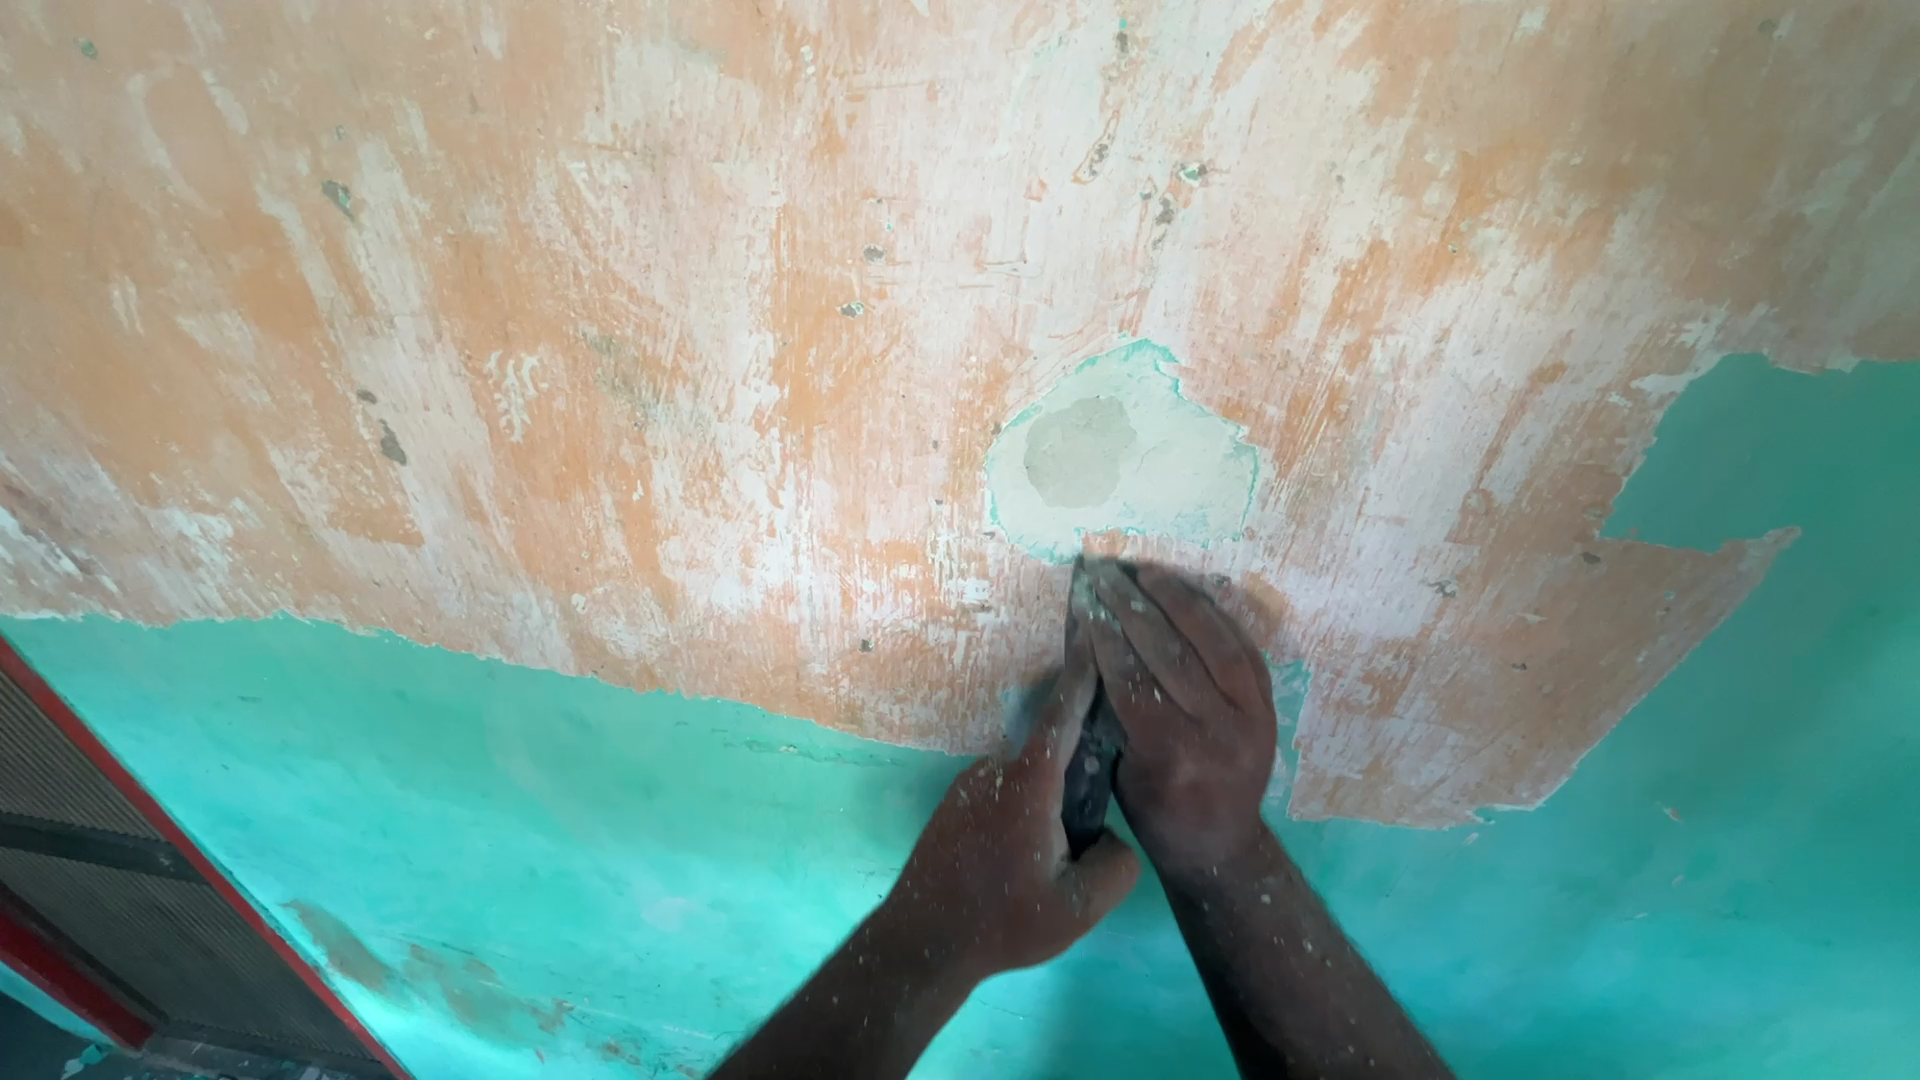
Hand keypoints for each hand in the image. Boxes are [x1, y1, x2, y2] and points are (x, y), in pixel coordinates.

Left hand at [881, 621, 1140, 979]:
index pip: (1062, 715)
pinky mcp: (957, 801)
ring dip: (1048, 801)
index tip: (1092, 632)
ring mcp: (971, 783)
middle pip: (1051, 752)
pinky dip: (1024, 811)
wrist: (924, 939)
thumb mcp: (1077, 910)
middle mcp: (996, 770)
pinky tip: (1021, 859)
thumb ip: (1117, 867)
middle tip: (1088, 827)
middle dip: (1078, 773)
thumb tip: (1111, 836)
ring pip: (1029, 779)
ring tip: (1049, 859)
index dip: (1082, 675)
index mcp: (1028, 784)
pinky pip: (1005, 792)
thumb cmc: (1001, 921)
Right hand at [1078, 560, 1277, 879]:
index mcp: (1170, 753)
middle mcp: (1216, 730)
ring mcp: (1251, 715)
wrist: (1221, 845)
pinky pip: (1243, 648)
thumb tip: (1092, 642)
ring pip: (1212, 642)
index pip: (1130, 677)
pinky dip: (1215, 616)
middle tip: (1105, 575)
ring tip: (1145, 572)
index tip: (1083, 599)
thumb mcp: (1119, 769)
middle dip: (1131, 606)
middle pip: (1169, 652)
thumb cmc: (1155, 812)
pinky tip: (1189, 592)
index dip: (1104, 633)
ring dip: (1175, 599)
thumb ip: (1110, 709)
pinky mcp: (1270, 705)